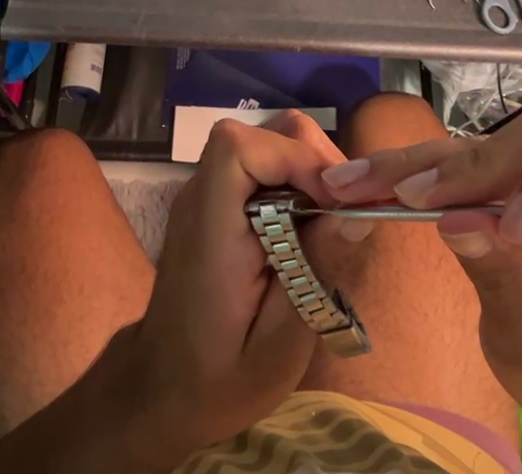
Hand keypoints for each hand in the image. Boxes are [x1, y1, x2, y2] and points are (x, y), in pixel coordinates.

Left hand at [107, 112, 347, 462]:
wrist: (164, 387)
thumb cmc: (220, 379)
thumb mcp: (280, 346)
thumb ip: (314, 273)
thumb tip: (358, 213)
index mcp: (210, 231)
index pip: (236, 149)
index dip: (293, 158)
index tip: (334, 201)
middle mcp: (201, 197)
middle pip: (258, 134)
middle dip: (313, 159)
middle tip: (345, 211)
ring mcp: (205, 194)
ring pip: (264, 142)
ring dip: (308, 168)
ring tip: (334, 218)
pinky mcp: (216, 202)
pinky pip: (260, 165)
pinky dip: (295, 179)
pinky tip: (311, 224)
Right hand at [321, 96, 521, 444]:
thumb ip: (508, 281)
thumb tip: (455, 220)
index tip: (513, 231)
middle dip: (482, 163)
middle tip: (413, 197)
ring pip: (501, 136)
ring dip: (429, 162)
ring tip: (358, 184)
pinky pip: (470, 156)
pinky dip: (417, 168)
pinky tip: (367, 180)